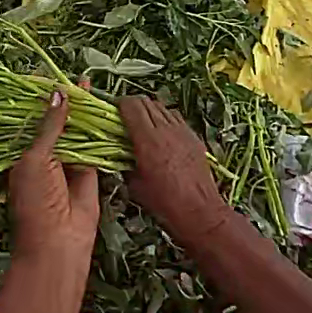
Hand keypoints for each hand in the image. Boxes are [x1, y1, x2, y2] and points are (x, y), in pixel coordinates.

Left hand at [9, 89, 100, 270]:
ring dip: (86, 113)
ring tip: (93, 86)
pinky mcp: (90, 171)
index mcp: (25, 153)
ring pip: (78, 132)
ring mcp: (69, 163)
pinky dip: (101, 130)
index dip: (46, 100)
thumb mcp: (36, 159)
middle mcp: (46, 156)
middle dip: (68, 103)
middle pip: (59, 123)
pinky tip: (106, 110)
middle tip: (80, 78)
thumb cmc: (35, 202)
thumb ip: (50, 127)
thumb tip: (59, 94)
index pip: (36, 120)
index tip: (55, 78)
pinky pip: (96, 146)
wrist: (57, 243)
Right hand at [119, 97, 231, 241]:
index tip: (113, 110)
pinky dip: (165, 119)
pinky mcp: (193, 137)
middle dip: (133, 105)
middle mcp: (166, 129)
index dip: (119, 104)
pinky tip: (161, 133)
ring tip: (142, 124)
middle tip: (124, 116)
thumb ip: (124, 164)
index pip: (132, 106)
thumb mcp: (135, 186)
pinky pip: (176, 118)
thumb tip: (119, 154)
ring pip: (162, 107)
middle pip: (147, 102)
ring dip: (149, 111)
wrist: (199, 210)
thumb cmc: (165, 202)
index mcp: (148, 139)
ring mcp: (182, 131)